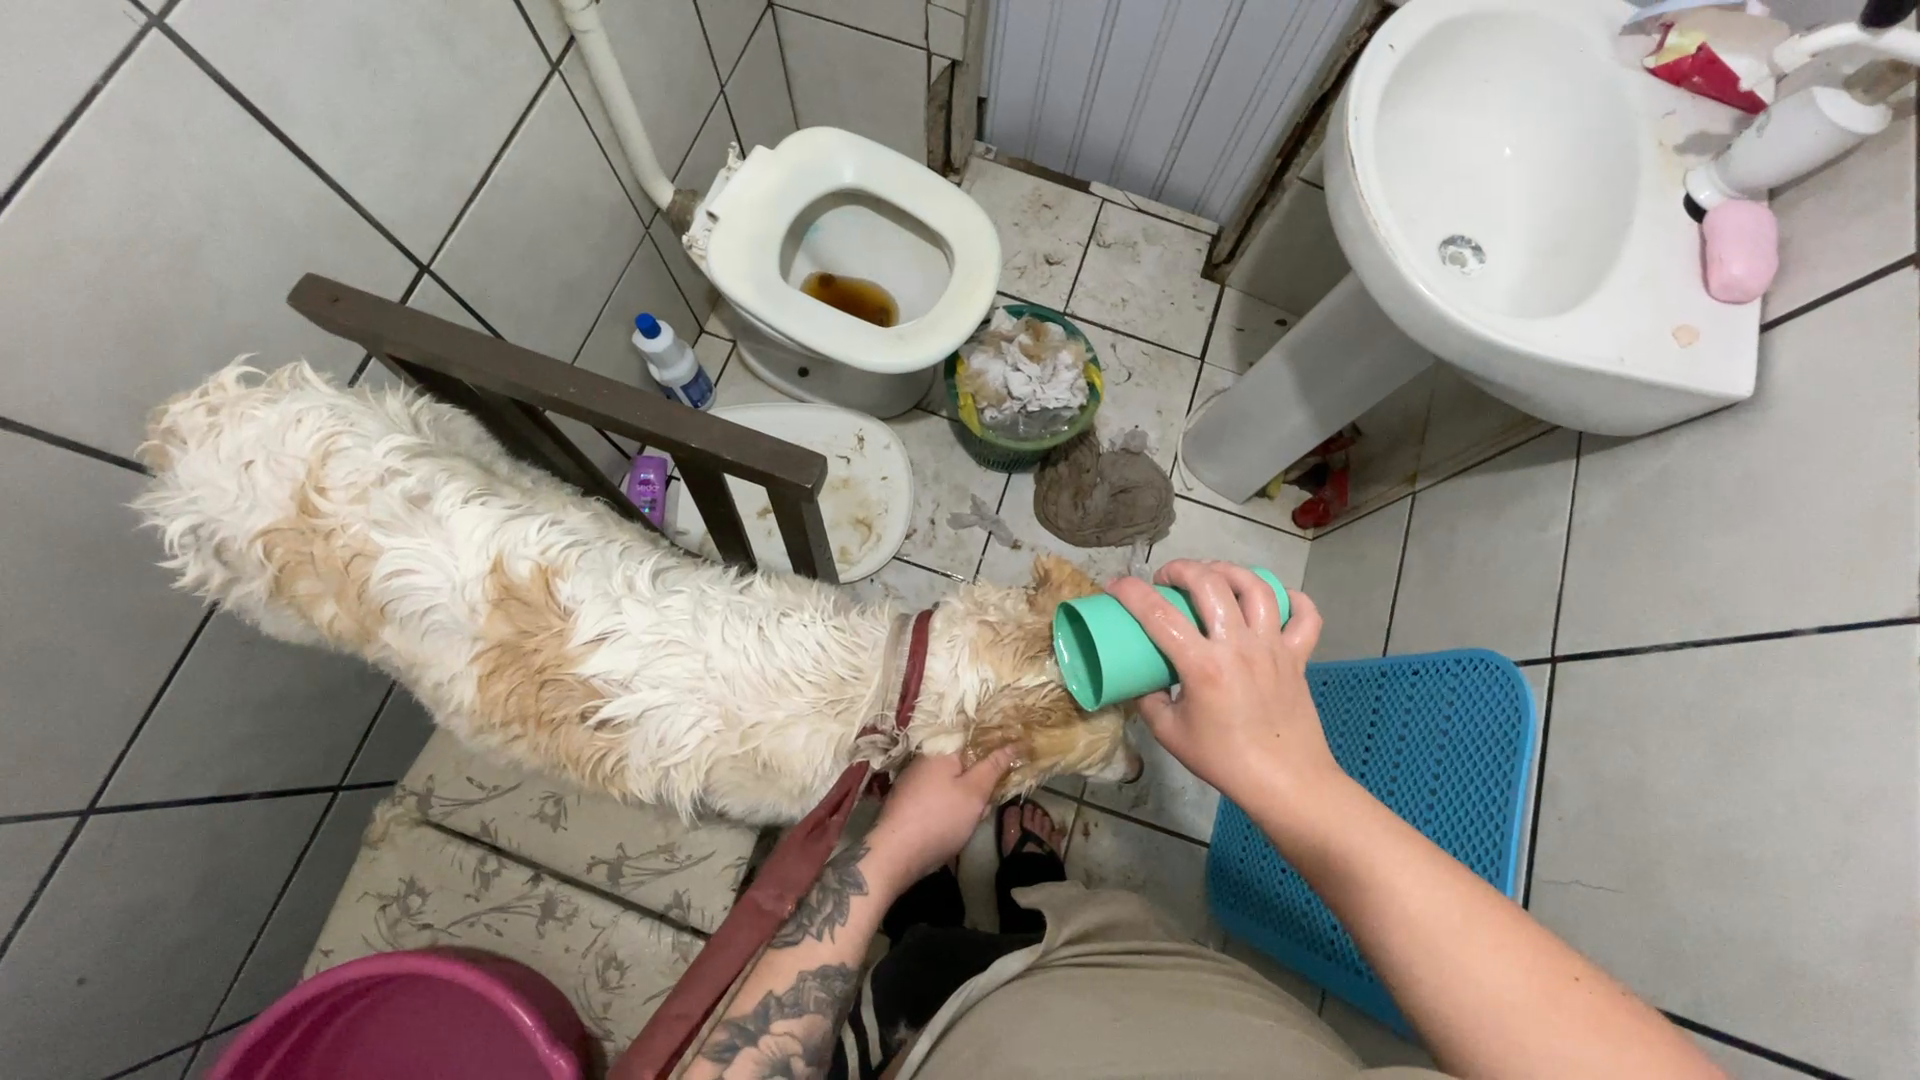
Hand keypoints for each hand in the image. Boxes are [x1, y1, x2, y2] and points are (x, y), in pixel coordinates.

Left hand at [863, 749, 1015, 893]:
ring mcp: (914, 782)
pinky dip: (950, 809)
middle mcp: (924, 761)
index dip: (994, 750)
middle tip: (988, 803)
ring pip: (952, 783)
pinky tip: (954, 828)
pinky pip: (938, 797)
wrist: (895, 854)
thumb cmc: (941, 818)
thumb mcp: (974, 792)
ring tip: (972, 821)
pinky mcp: (908, 803)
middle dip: (980, 783)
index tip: (1011, 763)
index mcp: (940, 751)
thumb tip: (1012, 745)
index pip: (973, 739)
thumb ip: (993, 767)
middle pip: (963, 764)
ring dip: (966, 799)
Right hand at [1107, 560, 1343, 814]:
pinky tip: (1277, 599)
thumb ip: (1149, 700)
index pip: (1158, 614)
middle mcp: (1239, 646)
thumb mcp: (1169, 733)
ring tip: (1212, 576)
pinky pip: (1304, 616)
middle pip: (1210, 583)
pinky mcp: (1299, 657)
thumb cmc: (1224, 760)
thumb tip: (1142, 678)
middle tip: (1167, 579)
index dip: (1131, 592)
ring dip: (1229, 571)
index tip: (1115, 586)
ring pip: (1257, 587)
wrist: (1286, 783)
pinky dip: (1292, 600)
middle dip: (1181, 569)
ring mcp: (1273, 647)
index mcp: (1203, 666)